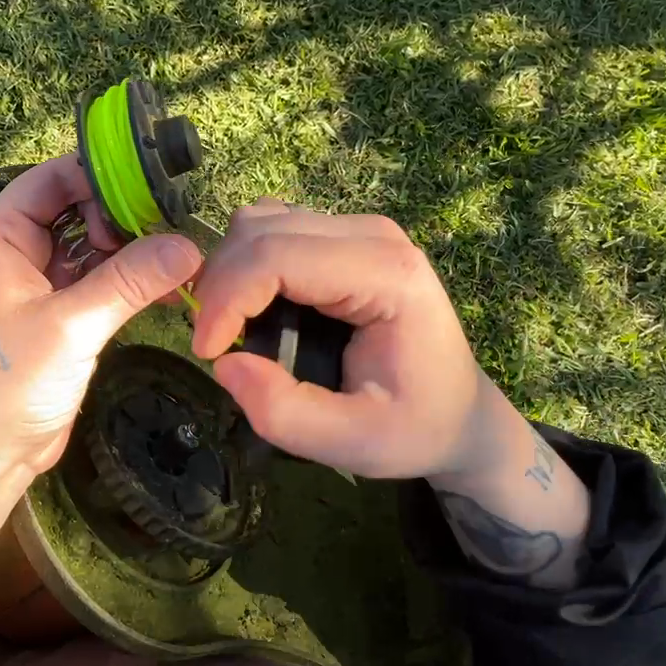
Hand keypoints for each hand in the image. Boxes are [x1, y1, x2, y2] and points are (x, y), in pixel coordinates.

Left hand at [0, 153, 203, 476]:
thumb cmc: (8, 385)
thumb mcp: (71, 326)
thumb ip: (129, 280)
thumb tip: (188, 245)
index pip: (49, 180)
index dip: (99, 174)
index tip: (154, 183)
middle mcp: (11, 251)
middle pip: (72, 209)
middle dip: (121, 215)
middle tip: (172, 227)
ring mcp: (32, 282)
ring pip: (86, 247)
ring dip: (128, 250)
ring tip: (179, 255)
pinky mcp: (52, 314)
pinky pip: (91, 281)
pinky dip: (124, 282)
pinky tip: (167, 288)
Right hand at [189, 201, 507, 480]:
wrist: (459, 413)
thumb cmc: (414, 427)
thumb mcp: (353, 443)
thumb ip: (284, 413)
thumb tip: (224, 363)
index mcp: (389, 275)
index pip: (276, 256)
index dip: (226, 299)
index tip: (206, 351)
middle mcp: (373, 235)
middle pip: (259, 231)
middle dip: (219, 285)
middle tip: (212, 343)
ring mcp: (356, 228)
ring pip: (257, 221)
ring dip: (227, 271)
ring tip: (228, 325)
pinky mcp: (338, 232)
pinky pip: (268, 226)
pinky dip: (242, 261)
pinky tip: (249, 304)